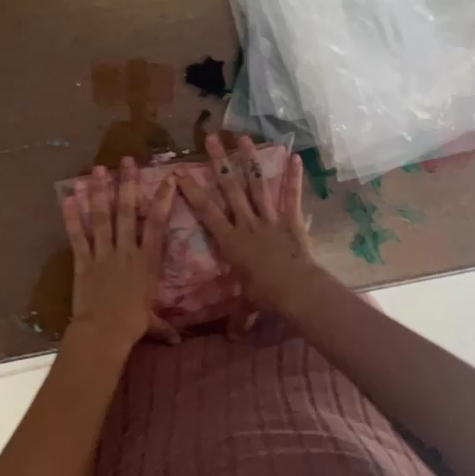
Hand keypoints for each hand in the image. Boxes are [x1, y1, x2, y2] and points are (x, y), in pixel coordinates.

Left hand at [60, 158, 180, 358]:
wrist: (104, 331)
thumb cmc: (132, 324)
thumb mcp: (152, 321)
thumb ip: (164, 325)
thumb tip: (179, 341)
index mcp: (147, 260)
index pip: (158, 223)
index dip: (164, 199)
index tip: (169, 178)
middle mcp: (126, 250)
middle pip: (128, 211)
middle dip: (128, 184)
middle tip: (127, 161)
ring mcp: (103, 253)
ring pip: (102, 217)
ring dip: (99, 192)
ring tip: (98, 170)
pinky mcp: (83, 261)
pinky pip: (78, 235)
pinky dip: (72, 217)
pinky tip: (69, 197)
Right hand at [176, 136, 319, 316]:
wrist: (295, 289)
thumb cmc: (265, 295)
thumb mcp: (248, 305)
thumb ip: (238, 317)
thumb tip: (231, 338)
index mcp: (230, 240)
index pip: (206, 212)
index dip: (192, 191)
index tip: (179, 172)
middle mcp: (246, 223)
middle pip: (229, 188)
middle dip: (219, 162)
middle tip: (210, 138)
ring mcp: (269, 218)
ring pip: (257, 184)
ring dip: (250, 160)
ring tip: (244, 137)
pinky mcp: (291, 220)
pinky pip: (291, 196)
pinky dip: (293, 177)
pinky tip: (295, 157)